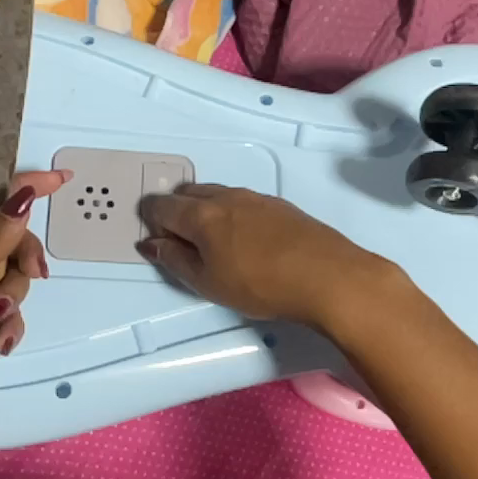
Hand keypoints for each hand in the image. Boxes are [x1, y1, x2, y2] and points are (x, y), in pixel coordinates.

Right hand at [137, 184, 398, 328]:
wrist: (327, 275)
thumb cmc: (259, 285)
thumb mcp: (208, 282)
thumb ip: (175, 260)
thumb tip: (150, 242)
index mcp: (200, 214)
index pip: (161, 205)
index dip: (151, 221)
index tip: (157, 242)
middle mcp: (225, 196)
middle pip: (187, 193)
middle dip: (176, 211)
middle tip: (182, 243)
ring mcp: (255, 197)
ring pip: (216, 194)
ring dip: (204, 211)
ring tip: (214, 243)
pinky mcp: (279, 205)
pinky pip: (241, 201)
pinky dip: (230, 214)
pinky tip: (245, 240)